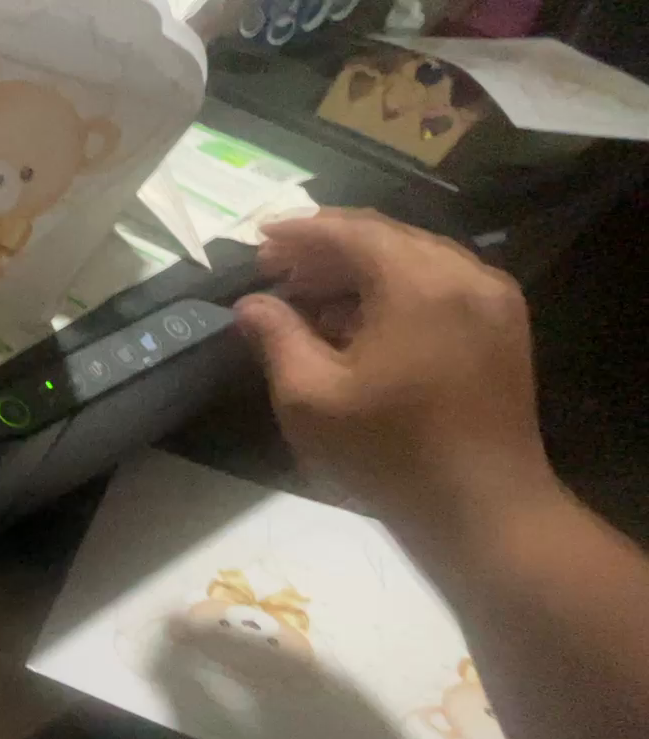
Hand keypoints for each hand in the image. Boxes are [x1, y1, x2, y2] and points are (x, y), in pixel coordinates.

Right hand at [232, 209, 560, 539]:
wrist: (473, 498)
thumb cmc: (381, 447)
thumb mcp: (307, 395)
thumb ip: (276, 337)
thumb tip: (250, 303)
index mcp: (420, 287)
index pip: (355, 234)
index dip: (300, 232)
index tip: (255, 238)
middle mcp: (466, 278)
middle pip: (388, 239)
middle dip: (325, 247)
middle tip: (270, 267)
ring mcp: (489, 301)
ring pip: (412, 259)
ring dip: (353, 268)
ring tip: (301, 292)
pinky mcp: (495, 326)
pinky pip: (434, 285)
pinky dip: (384, 288)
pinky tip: (346, 316)